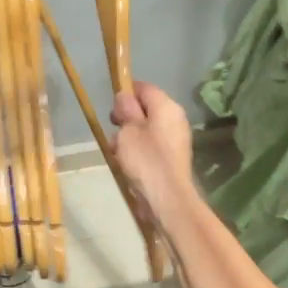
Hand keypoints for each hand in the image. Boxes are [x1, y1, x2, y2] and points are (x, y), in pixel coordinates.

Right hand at [111, 82, 196, 225]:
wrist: (167, 198)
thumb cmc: (145, 159)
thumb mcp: (128, 130)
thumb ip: (126, 110)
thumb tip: (125, 97)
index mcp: (167, 107)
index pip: (144, 88)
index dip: (125, 94)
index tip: (112, 110)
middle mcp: (175, 120)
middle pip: (145, 110)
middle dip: (125, 120)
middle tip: (113, 132)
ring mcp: (175, 141)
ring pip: (146, 131)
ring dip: (128, 139)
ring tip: (116, 153)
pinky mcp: (171, 160)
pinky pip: (151, 148)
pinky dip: (138, 152)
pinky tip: (126, 164)